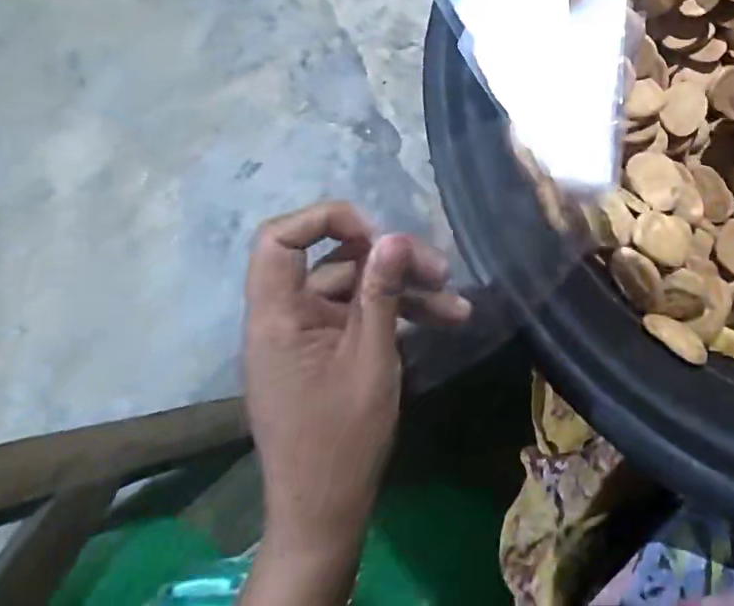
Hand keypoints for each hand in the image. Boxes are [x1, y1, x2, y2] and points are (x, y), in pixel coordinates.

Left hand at [243, 202, 468, 595]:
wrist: (325, 514)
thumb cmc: (341, 439)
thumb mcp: (371, 360)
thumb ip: (380, 294)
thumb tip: (392, 236)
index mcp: (277, 317)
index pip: (279, 240)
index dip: (323, 220)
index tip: (373, 234)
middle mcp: (285, 317)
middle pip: (334, 261)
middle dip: (390, 261)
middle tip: (440, 271)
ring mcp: (307, 335)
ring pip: (355, 289)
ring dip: (404, 290)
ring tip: (455, 304)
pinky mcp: (326, 351)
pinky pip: (359, 316)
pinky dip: (397, 315)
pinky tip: (444, 320)